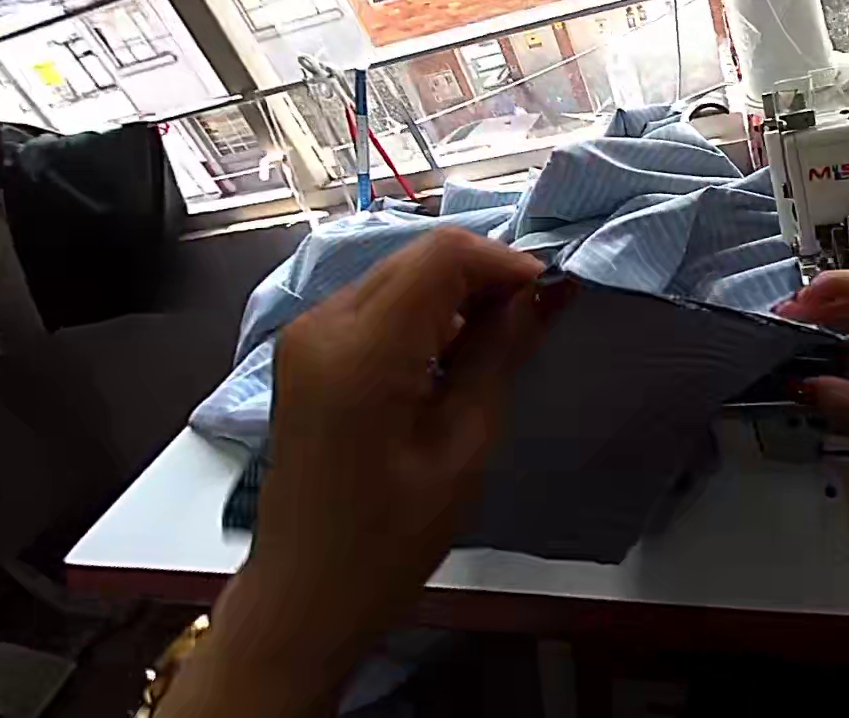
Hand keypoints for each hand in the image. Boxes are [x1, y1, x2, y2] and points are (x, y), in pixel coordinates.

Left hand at [169, 230, 560, 715]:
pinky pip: (377, 300)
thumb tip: (546, 290)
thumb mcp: (463, 446)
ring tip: (491, 340)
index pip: (442, 255)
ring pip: (400, 273)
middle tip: (527, 317)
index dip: (501, 261)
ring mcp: (307, 328)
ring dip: (453, 293)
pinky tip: (446, 352)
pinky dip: (422, 310)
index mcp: (360, 350)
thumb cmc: (390, 539)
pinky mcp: (306, 343)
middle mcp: (323, 320)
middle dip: (481, 275)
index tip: (544, 293)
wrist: (302, 593)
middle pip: (419, 257)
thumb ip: (501, 352)